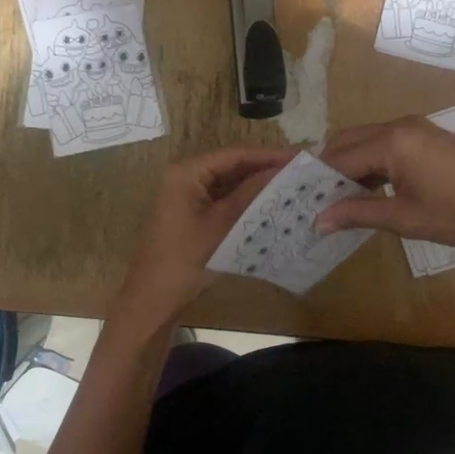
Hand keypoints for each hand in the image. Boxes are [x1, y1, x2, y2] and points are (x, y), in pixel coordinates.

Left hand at [120, 145, 298, 318]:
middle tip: (300, 172)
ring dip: (255, 186)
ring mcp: (187, 196)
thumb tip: (281, 170)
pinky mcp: (191, 214)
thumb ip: (250, 194)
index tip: (299, 157)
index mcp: (186, 173)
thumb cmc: (186, 259)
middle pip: (230, 167)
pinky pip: (221, 200)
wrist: (154, 298)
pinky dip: (244, 201)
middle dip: (263, 169)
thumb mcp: (223, 224)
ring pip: (227, 184)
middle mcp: (184, 177)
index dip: (267, 155)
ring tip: (292, 186)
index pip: (233, 155)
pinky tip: (269, 205)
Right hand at [315, 117, 454, 259]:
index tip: (300, 203)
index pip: (339, 158)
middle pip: (347, 142)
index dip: (318, 182)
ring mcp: (417, 129)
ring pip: (367, 142)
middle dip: (329, 169)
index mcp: (391, 141)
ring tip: (338, 199)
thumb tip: (318, 220)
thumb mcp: (405, 218)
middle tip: (315, 200)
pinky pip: (386, 144)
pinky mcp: (429, 138)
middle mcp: (399, 126)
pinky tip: (370, 190)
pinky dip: (371, 164)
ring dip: (350, 166)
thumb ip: (358, 213)